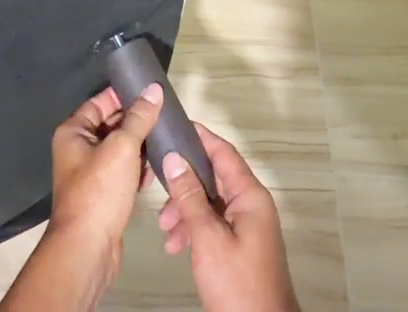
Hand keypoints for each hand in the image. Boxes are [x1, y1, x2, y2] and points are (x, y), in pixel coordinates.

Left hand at [0, 84, 164, 311]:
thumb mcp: (122, 148)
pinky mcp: (103, 193)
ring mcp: (90, 172)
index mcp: (73, 131)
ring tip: (166, 139)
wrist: (88, 248)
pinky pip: (123, 171)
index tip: (151, 90)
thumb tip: (153, 89)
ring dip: (140, 146)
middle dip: (136, 121)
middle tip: (166, 114)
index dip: (124, 94)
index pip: (100, 102)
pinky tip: (156, 169)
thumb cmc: (99, 191)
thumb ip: (139, 118)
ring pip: (120, 149)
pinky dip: (138, 169)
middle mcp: (78, 148)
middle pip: (111, 124)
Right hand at [156, 123, 298, 311]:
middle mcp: (251, 204)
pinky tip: (175, 243)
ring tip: (164, 227)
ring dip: (185, 209)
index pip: (223, 152)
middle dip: (183, 182)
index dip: (199, 136)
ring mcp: (247, 225)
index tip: (173, 126)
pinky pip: (213, 223)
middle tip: (157, 187)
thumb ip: (189, 196)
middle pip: (213, 177)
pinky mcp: (240, 244)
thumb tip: (174, 158)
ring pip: (209, 201)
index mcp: (250, 195)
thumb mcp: (207, 237)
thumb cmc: (236, 281)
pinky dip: (193, 228)